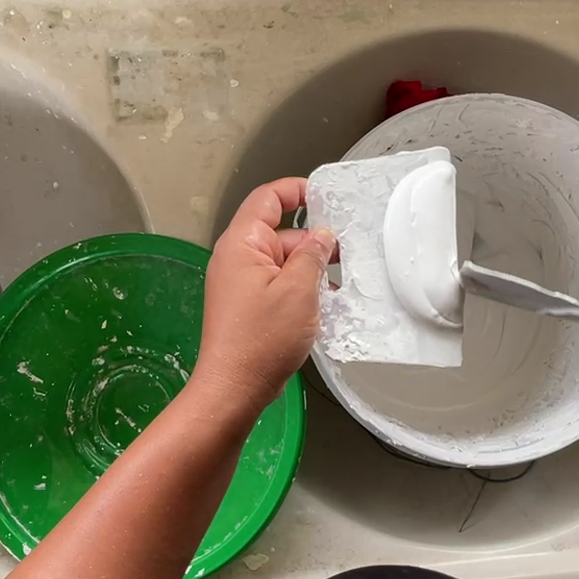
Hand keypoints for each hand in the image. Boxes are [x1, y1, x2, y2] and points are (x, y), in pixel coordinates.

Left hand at [193, 178, 335, 412]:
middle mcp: (237, 259)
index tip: (326, 197)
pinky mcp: (247, 306)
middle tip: (344, 256)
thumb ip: (313, 255)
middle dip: (313, 242)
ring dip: (309, 271)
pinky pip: (277, 285)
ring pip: (282, 262)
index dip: (296, 191)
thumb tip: (322, 236)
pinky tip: (321, 307)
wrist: (234, 388)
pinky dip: (299, 290)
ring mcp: (241, 283)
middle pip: (280, 233)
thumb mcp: (299, 290)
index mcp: (242, 244)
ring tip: (334, 288)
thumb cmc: (261, 340)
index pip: (267, 199)